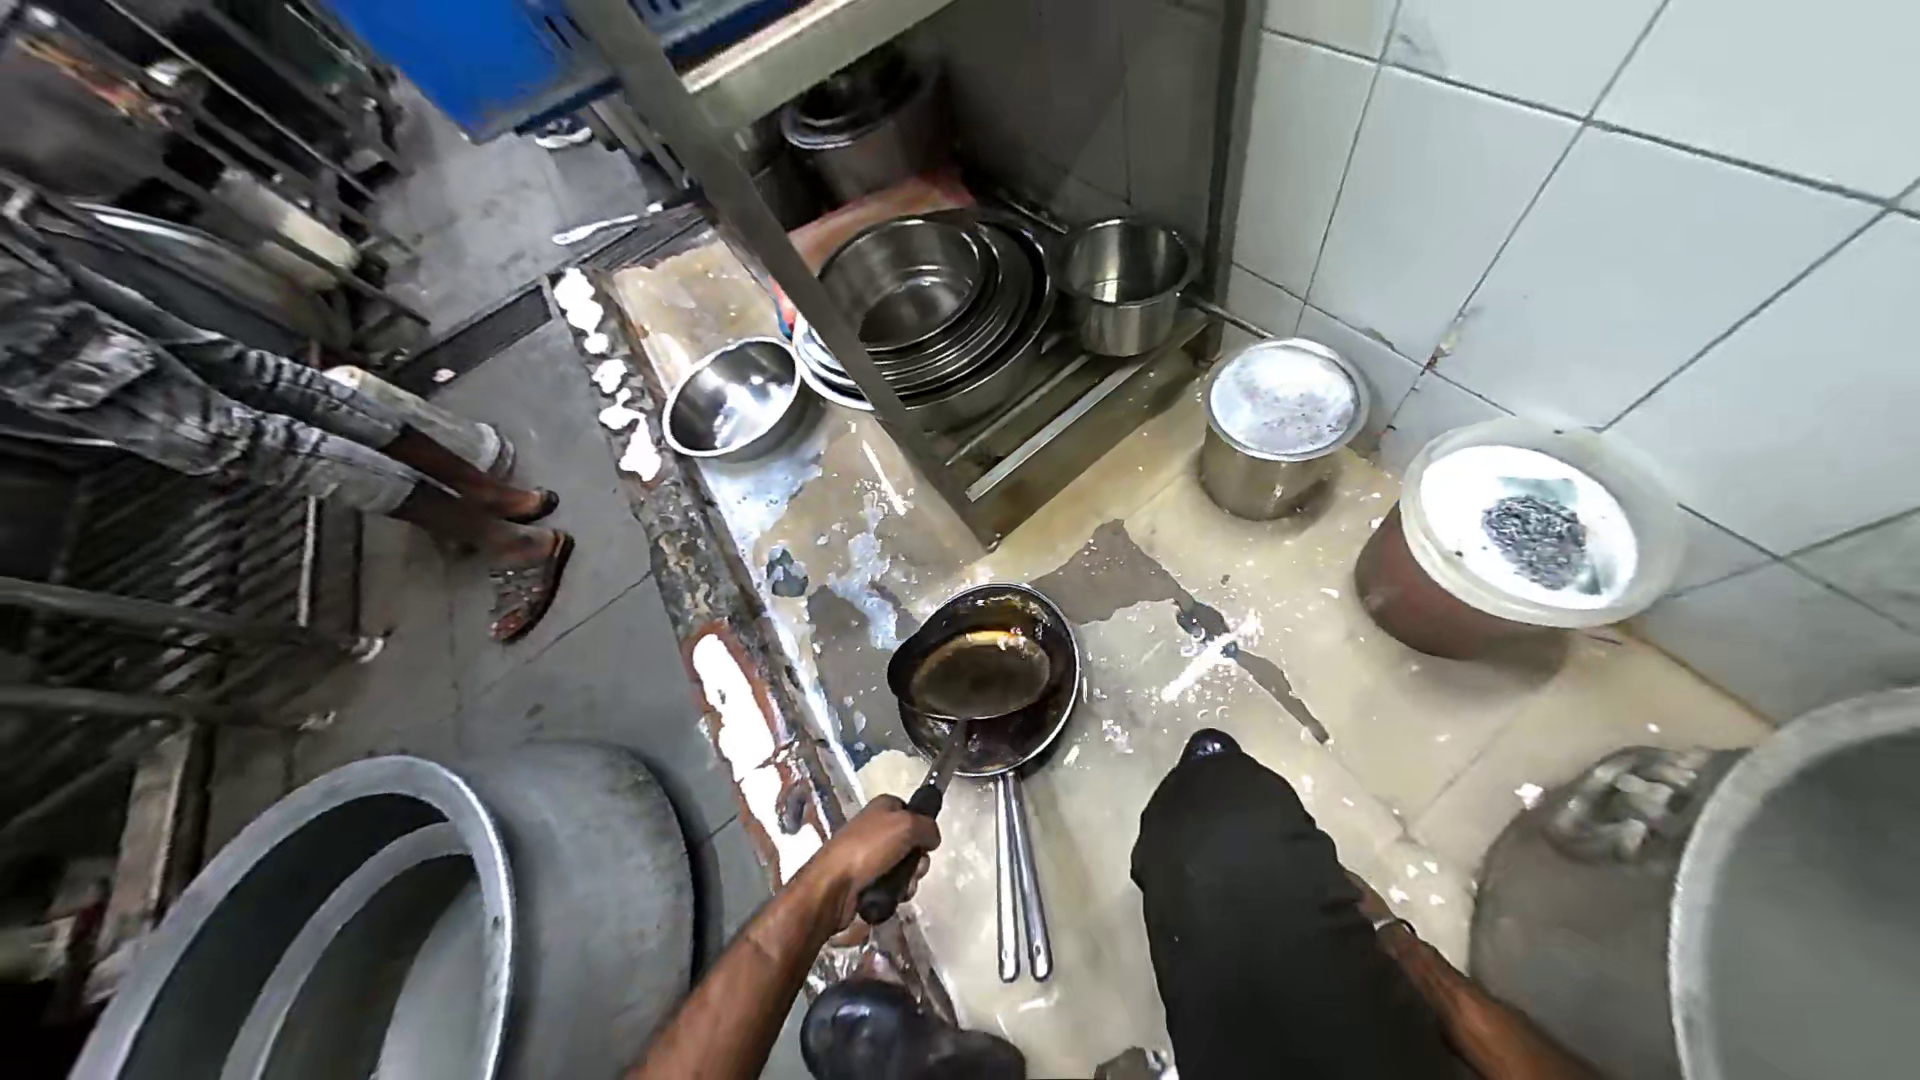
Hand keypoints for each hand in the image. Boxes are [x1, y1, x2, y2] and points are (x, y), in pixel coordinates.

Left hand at [808, 795, 941, 930]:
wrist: (833, 886)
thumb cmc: (869, 848)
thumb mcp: (907, 825)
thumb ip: (928, 827)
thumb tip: (932, 838)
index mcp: (883, 806)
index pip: (913, 811)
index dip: (922, 827)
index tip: (925, 841)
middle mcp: (876, 828)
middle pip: (912, 843)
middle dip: (917, 860)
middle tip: (913, 868)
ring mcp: (869, 855)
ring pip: (904, 867)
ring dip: (908, 880)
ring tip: (900, 887)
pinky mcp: (865, 880)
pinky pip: (892, 886)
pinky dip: (895, 893)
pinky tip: (891, 897)